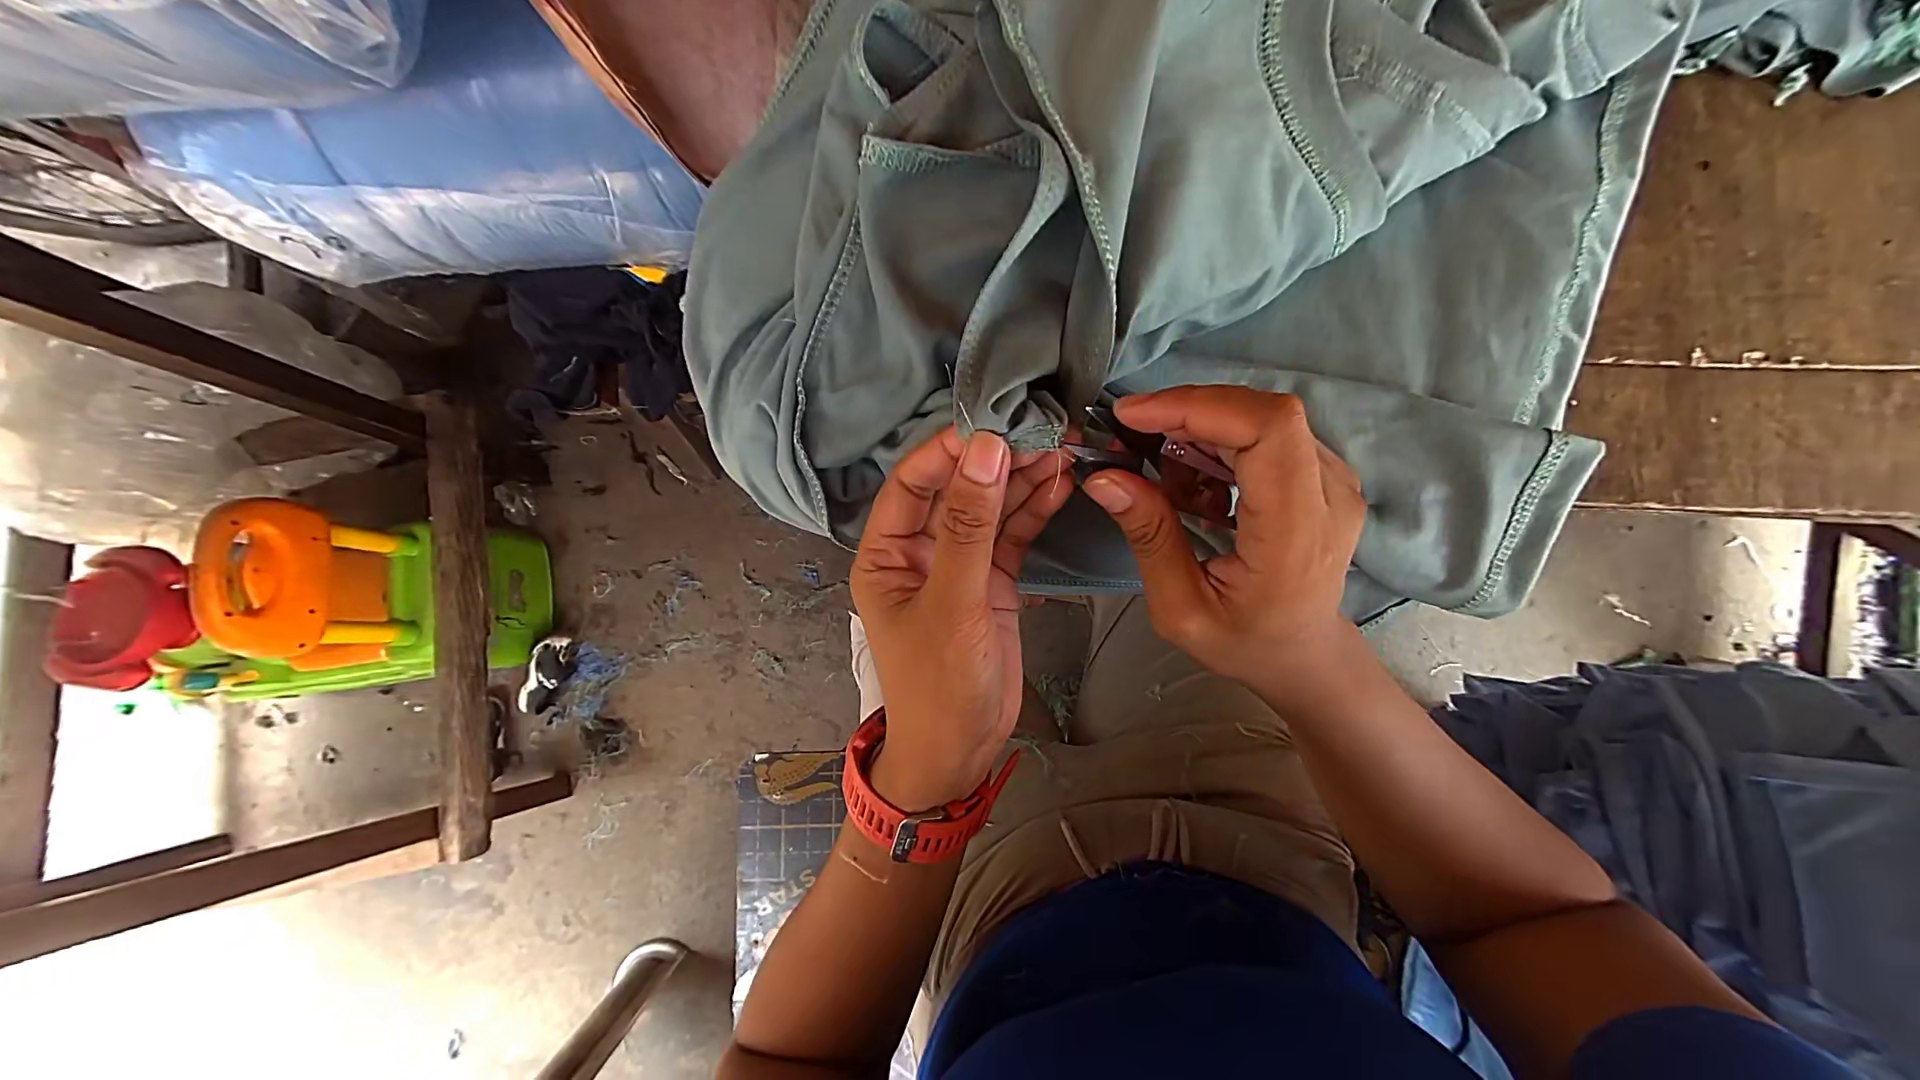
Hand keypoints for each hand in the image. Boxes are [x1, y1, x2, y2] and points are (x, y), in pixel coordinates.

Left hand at [851, 428, 1072, 811]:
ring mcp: (959, 564)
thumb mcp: (953, 602)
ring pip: (989, 508)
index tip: (996, 423)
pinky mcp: (993, 580)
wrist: (963, 748)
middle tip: (1045, 430)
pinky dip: (1034, 511)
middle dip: (997, 460)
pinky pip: (1011, 535)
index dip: (951, 450)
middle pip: (957, 489)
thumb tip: (985, 449)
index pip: (913, 482)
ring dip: (1022, 480)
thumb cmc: (940, 683)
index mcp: (887, 552)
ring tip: (1063, 448)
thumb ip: (968, 525)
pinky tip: (1061, 484)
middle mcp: (920, 550)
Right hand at [1080, 387, 1365, 701]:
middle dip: (1187, 412)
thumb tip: (1104, 477)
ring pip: (1262, 416)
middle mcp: (1330, 495)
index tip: (1133, 416)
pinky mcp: (1325, 473)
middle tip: (1133, 437)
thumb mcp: (1180, 608)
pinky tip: (1195, 481)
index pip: (1266, 431)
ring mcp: (1334, 480)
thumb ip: (1149, 537)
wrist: (1302, 653)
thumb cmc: (1243, 641)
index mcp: (1296, 534)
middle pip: (1264, 413)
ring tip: (1164, 473)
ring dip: (1200, 429)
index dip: (1198, 407)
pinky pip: (1267, 432)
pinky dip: (1218, 441)